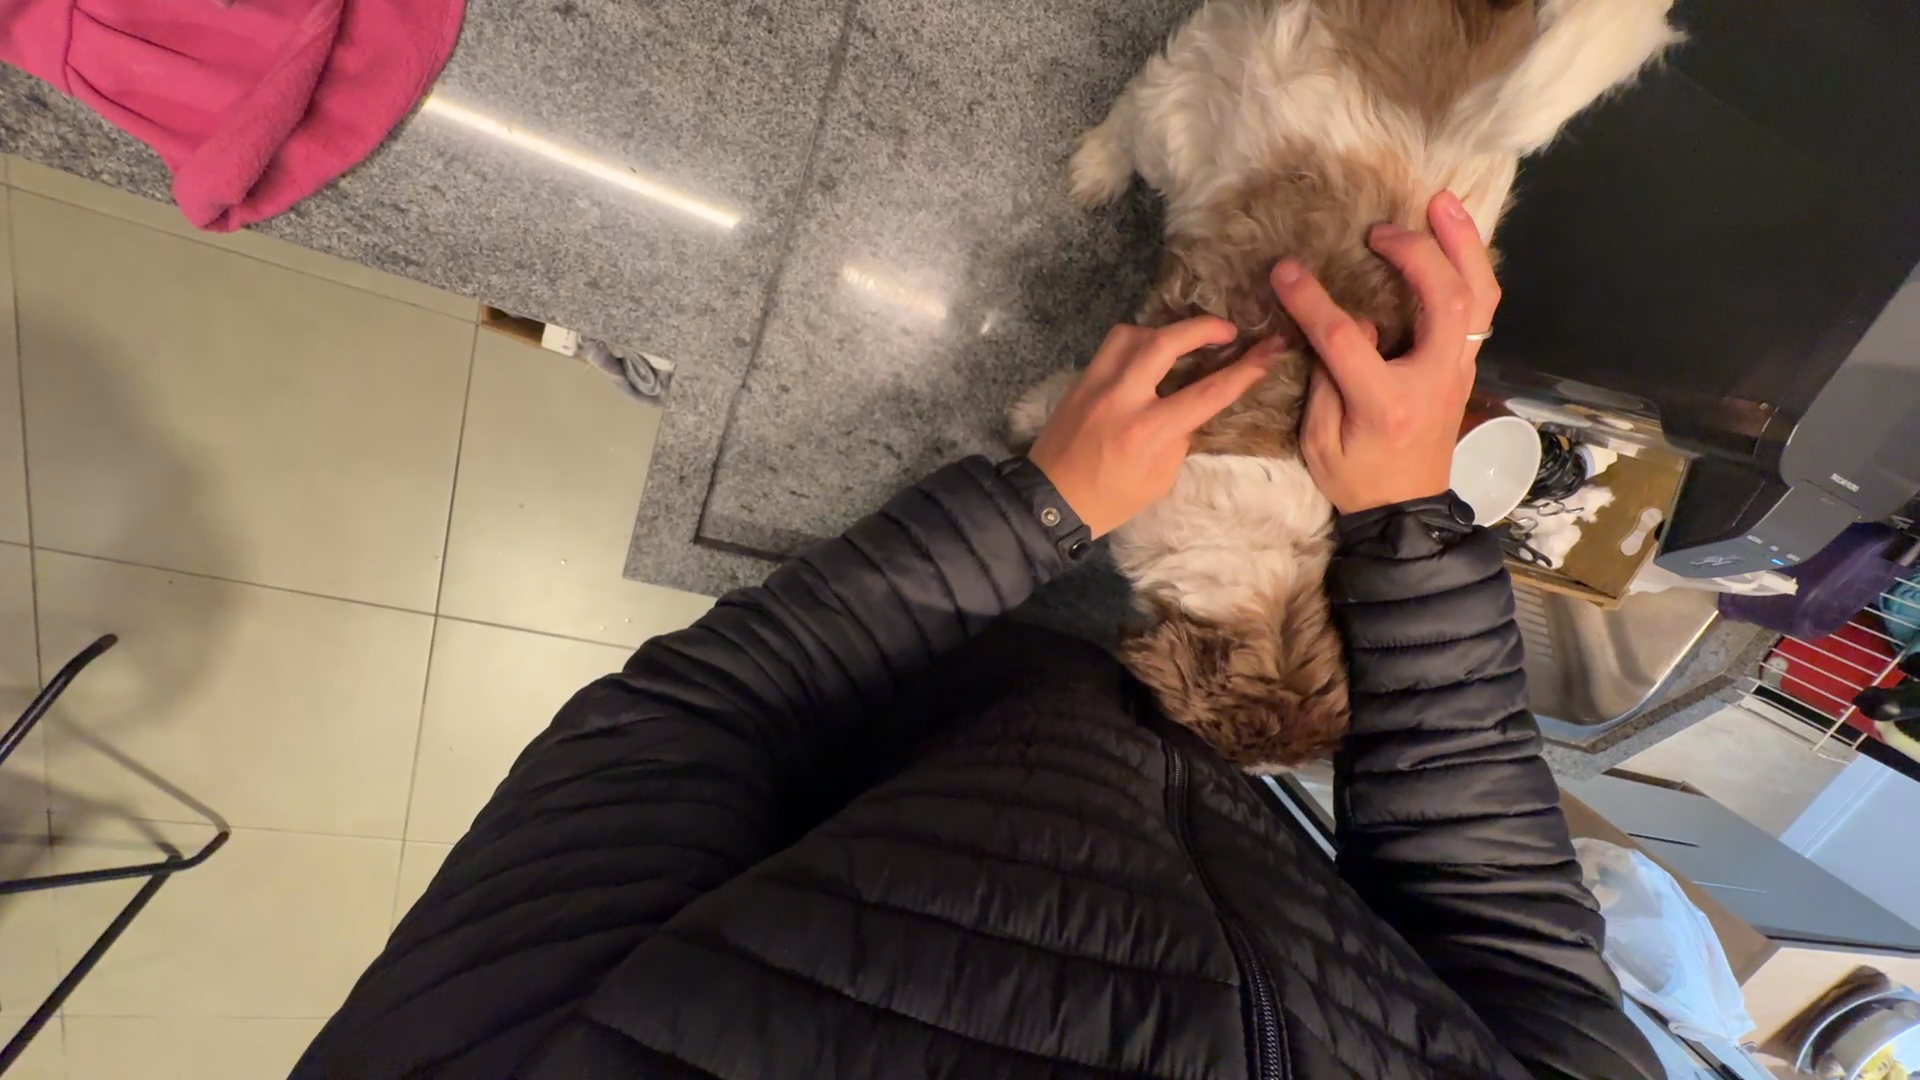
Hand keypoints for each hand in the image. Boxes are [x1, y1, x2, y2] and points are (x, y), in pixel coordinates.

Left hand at [1028, 318, 1281, 536]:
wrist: (1048, 501)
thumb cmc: (1109, 500)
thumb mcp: (1158, 479)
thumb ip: (1180, 437)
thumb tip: (1191, 403)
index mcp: (1147, 432)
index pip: (1207, 392)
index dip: (1245, 370)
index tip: (1269, 351)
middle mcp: (1121, 399)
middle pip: (1165, 342)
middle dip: (1203, 328)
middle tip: (1227, 331)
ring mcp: (1094, 386)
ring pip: (1132, 334)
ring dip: (1163, 330)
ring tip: (1181, 341)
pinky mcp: (1078, 382)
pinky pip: (1110, 347)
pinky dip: (1135, 342)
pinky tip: (1147, 355)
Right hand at [1279, 190, 1500, 514]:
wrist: (1405, 507)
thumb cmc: (1355, 479)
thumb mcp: (1320, 440)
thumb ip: (1328, 380)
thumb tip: (1348, 326)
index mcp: (1385, 402)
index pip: (1346, 337)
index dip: (1312, 299)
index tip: (1286, 271)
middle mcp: (1434, 378)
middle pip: (1443, 298)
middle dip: (1416, 253)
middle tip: (1379, 230)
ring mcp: (1458, 371)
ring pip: (1479, 295)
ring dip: (1463, 244)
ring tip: (1442, 203)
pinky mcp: (1463, 366)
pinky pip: (1479, 308)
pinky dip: (1472, 267)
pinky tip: (1455, 242)